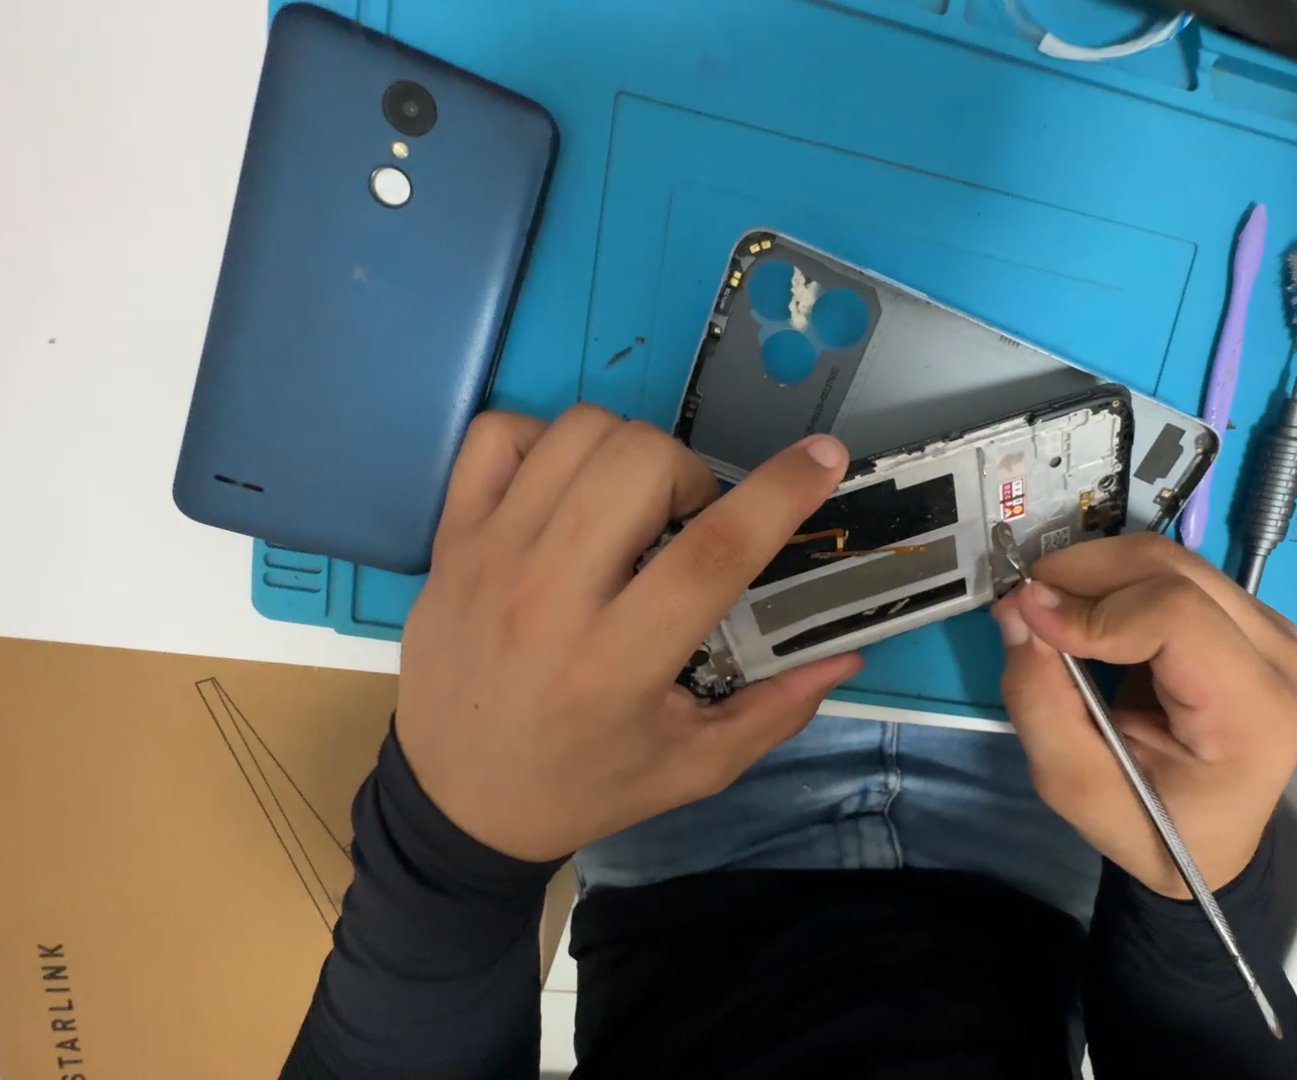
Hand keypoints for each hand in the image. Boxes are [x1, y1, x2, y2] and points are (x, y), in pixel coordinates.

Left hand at [395, 406, 861, 862]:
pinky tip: (567, 491)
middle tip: (690, 523)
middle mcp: (547, 596)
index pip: (712, 553)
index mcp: (617, 663)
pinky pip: (498, 435)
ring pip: (578, 433)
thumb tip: (848, 652)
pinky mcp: (448, 541)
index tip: (824, 458)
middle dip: (692, 475)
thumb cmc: (584, 786)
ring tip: (634, 507)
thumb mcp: (695, 767)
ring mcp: (488, 557)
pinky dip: (548, 441)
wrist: (452, 807)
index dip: (779, 495)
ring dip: (632, 453)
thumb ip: (778, 710)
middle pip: (640, 462)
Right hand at [992, 534, 1296, 897]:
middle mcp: (1279, 659)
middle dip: (1083, 573)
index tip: (1027, 618)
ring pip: (1169, 560)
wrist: (1203, 842)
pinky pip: (1172, 573)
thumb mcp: (1073, 783)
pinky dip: (1116, 581)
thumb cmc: (1146, 826)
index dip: (1092, 608)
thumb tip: (1018, 607)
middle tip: (1027, 603)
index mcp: (1253, 715)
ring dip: (1096, 574)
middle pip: (1171, 570)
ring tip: (1051, 610)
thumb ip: (1039, 698)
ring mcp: (1271, 631)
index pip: (1175, 615)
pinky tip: (1089, 615)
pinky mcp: (1249, 618)